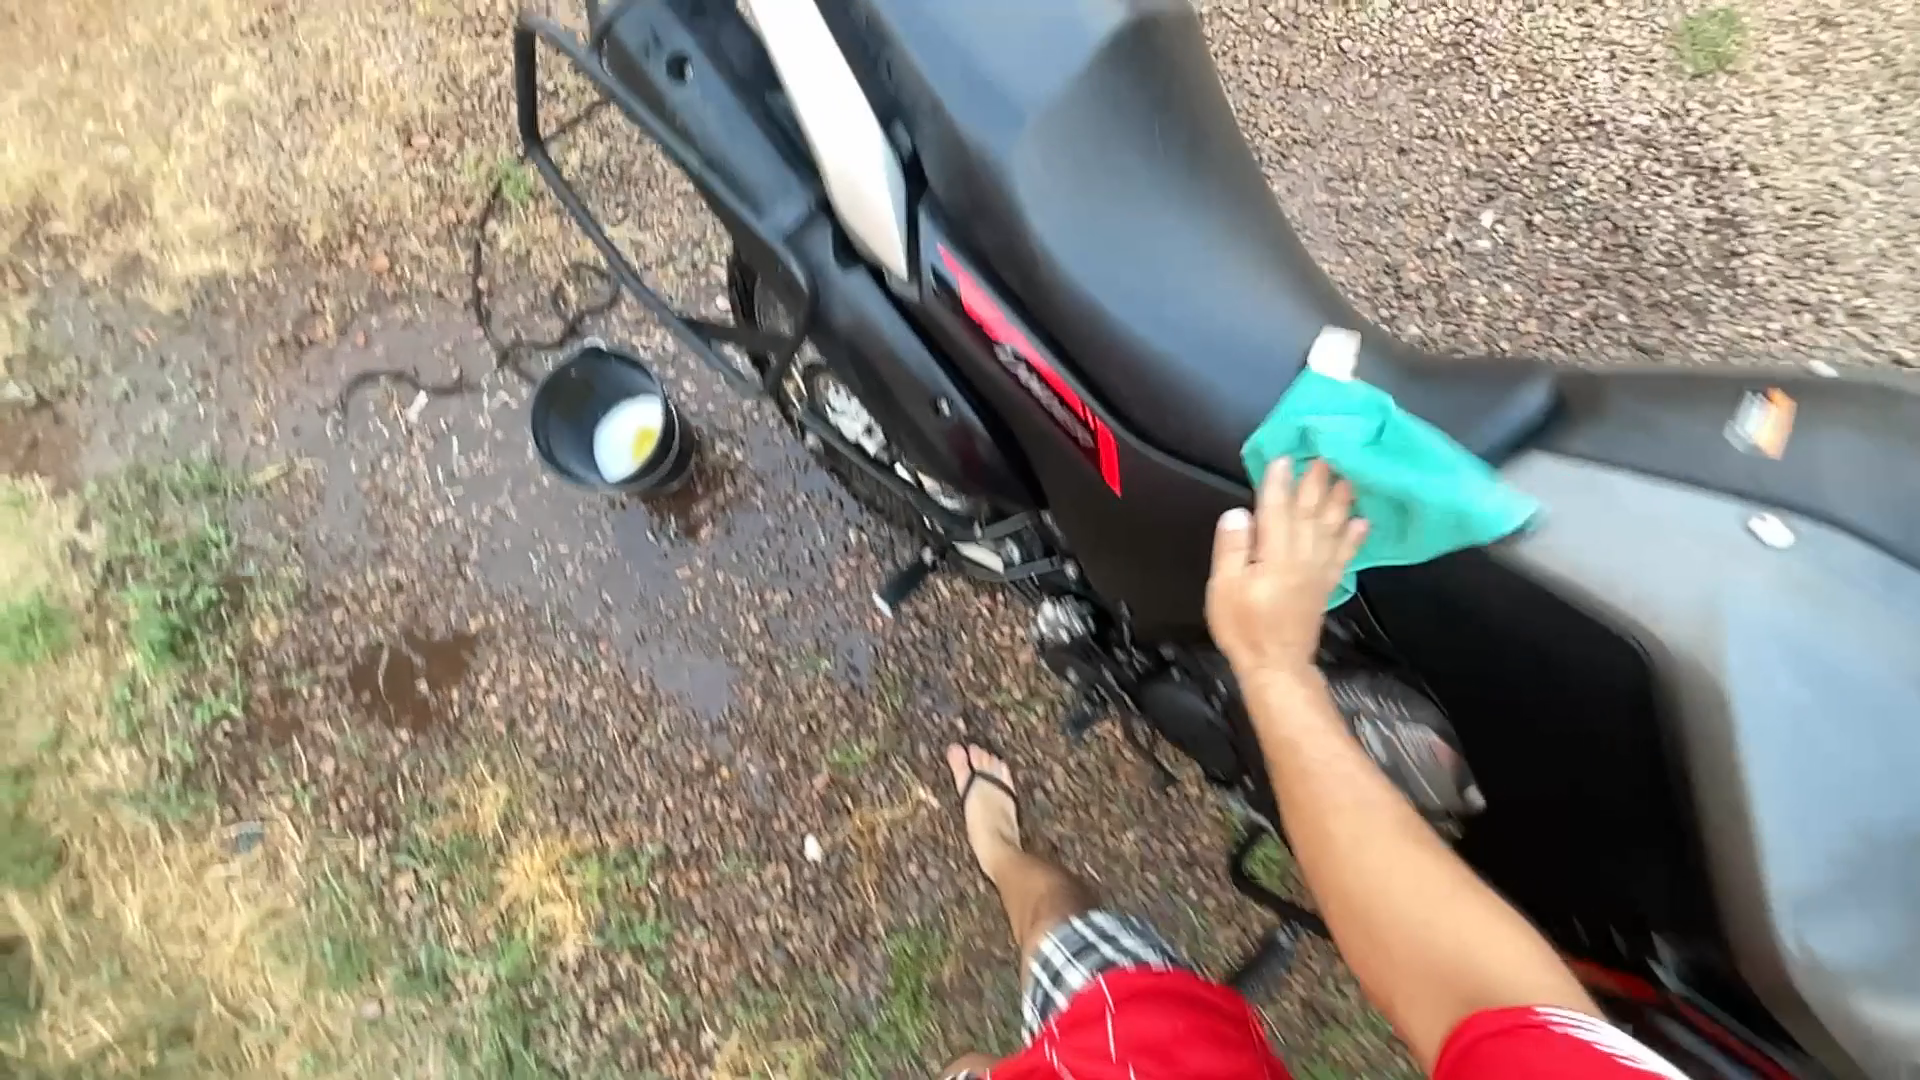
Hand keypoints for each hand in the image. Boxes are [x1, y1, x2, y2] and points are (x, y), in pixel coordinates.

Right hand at [1206, 458, 1368, 683]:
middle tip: (1325, 455)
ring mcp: (1318, 571)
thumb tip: (1238, 513)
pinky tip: (1362, 522)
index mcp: (1274, 555)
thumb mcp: (1223, 588)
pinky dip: (1354, 537)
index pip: (1276, 510)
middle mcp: (1301, 557)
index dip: (1279, 483)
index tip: (1284, 457)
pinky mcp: (1326, 585)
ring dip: (1340, 502)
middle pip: (1310, 513)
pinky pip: (1344, 555)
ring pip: (1331, 529)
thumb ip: (1231, 549)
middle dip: (1316, 483)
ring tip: (1348, 477)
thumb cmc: (1243, 626)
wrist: (1275, 665)